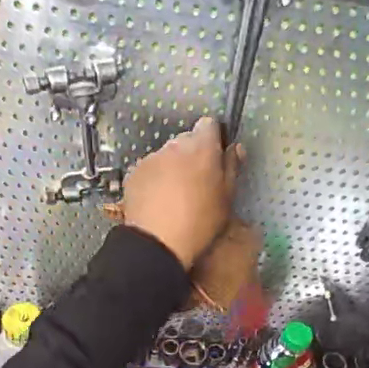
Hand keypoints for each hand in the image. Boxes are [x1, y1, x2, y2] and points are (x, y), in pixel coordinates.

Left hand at [121, 116, 243, 268]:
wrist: (156, 243)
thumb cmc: (200, 222)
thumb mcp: (227, 198)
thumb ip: (232, 167)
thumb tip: (235, 148)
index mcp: (201, 147)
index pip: (209, 124)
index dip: (213, 138)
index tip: (216, 157)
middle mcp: (174, 145)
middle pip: (187, 140)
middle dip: (192, 154)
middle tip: (197, 181)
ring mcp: (151, 158)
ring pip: (166, 155)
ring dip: (172, 166)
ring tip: (175, 194)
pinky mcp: (134, 172)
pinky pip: (150, 169)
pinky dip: (155, 178)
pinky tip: (157, 200)